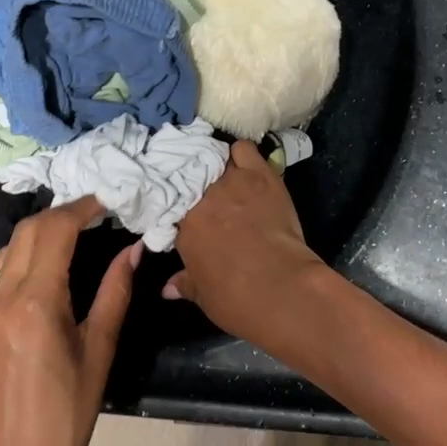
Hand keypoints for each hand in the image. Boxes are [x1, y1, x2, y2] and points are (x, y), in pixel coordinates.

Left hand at [0, 196, 140, 445]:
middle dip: (58, 215)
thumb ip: (115, 293)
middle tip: (87, 214)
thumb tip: (133, 249)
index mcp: (36, 303)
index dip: (80, 208)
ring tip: (63, 243)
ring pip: (2, 254)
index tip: (103, 200)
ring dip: (33, 239)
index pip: (55, 231)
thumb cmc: (66, 412)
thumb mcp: (99, 352)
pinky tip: (30, 280)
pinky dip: (10, 268)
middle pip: (25, 232)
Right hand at [164, 140, 331, 344]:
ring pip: (215, 158)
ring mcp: (230, 181)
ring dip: (218, 167)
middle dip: (197, 186)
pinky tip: (245, 163)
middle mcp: (202, 197)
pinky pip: (244, 149)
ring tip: (225, 176)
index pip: (174, 207)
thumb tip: (167, 288)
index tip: (188, 216)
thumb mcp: (204, 296)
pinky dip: (242, 154)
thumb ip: (185, 284)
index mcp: (184, 226)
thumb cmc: (235, 297)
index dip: (181, 210)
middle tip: (207, 196)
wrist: (279, 286)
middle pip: (193, 179)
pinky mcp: (259, 174)